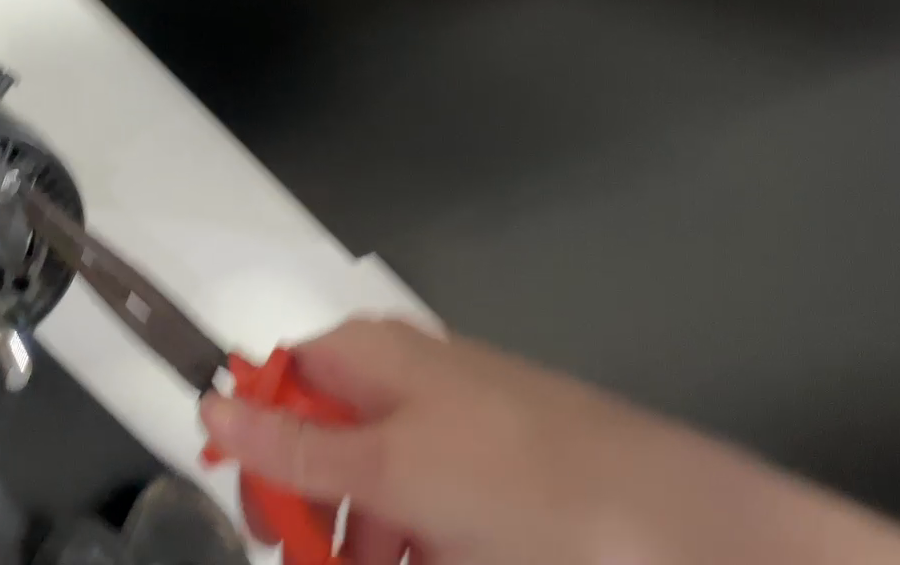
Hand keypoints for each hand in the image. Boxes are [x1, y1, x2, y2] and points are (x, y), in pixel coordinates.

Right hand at [200, 318, 899, 564]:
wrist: (692, 533)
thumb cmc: (521, 483)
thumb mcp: (391, 471)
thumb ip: (293, 446)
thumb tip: (207, 403)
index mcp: (366, 356)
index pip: (277, 383)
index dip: (256, 446)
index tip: (260, 519)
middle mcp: (400, 383)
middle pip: (321, 442)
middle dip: (313, 512)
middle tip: (314, 561)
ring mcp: (447, 431)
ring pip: (372, 489)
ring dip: (364, 544)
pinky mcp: (486, 479)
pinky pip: (423, 511)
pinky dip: (414, 549)